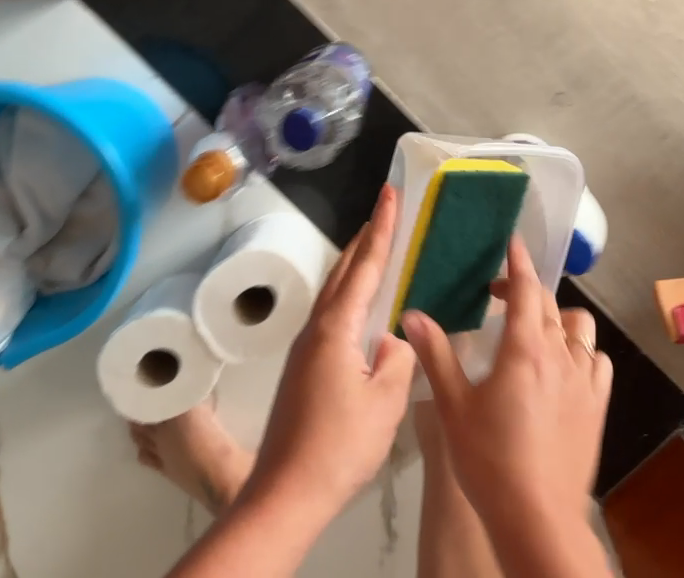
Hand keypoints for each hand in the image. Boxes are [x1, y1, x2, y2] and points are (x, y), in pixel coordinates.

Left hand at [241, 185, 416, 517]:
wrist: (286, 491)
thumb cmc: (339, 448)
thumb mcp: (386, 403)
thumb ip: (397, 360)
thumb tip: (391, 340)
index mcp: (336, 330)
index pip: (365, 267)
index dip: (382, 228)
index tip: (391, 193)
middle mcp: (315, 330)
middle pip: (343, 271)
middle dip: (366, 238)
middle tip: (386, 209)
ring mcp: (304, 349)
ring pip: (332, 292)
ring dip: (355, 265)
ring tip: (375, 247)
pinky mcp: (302, 369)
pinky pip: (329, 315)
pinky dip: (347, 295)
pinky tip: (360, 309)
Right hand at [402, 237, 612, 530]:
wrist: (537, 517)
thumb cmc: (489, 460)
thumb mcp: (453, 407)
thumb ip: (436, 355)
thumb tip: (413, 315)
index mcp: (525, 349)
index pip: (525, 289)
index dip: (518, 262)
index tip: (512, 241)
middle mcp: (560, 354)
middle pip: (549, 304)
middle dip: (525, 289)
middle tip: (498, 295)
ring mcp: (585, 379)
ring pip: (579, 328)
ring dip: (558, 318)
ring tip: (535, 329)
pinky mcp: (598, 405)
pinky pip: (598, 360)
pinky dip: (582, 350)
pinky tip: (566, 365)